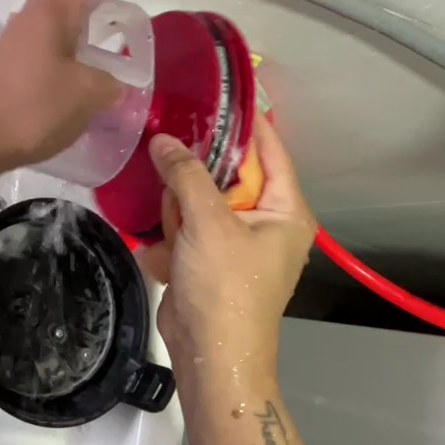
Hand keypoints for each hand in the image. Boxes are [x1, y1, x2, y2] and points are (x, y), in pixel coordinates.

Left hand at [0, 0, 121, 170]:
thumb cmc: (34, 106)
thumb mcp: (87, 94)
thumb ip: (109, 81)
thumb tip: (111, 82)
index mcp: (51, 12)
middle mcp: (28, 17)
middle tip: (113, 15)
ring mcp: (11, 41)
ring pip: (45, 18)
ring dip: (70, 23)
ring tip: (97, 46)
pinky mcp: (2, 64)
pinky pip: (35, 42)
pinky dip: (56, 46)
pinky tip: (69, 73)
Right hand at [141, 118, 315, 370]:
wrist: (210, 355)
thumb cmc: (225, 288)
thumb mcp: (207, 223)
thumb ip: (185, 173)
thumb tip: (162, 138)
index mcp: (285, 209)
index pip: (269, 148)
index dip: (243, 118)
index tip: (211, 89)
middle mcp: (265, 218)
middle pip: (227, 168)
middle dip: (195, 164)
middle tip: (164, 146)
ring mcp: (236, 237)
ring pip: (200, 192)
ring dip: (178, 199)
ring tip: (169, 219)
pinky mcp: (209, 253)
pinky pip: (187, 218)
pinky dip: (172, 221)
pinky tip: (160, 235)